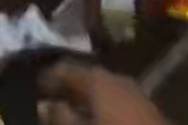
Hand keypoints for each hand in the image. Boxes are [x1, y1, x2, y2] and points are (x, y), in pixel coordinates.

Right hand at [36, 62, 170, 124]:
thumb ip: (59, 116)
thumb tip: (43, 105)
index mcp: (94, 77)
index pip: (62, 69)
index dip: (47, 80)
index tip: (37, 91)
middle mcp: (113, 77)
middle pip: (83, 79)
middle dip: (68, 91)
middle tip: (55, 104)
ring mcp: (135, 93)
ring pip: (102, 92)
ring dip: (88, 102)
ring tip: (77, 116)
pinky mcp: (151, 113)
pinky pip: (119, 105)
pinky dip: (106, 111)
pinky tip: (102, 121)